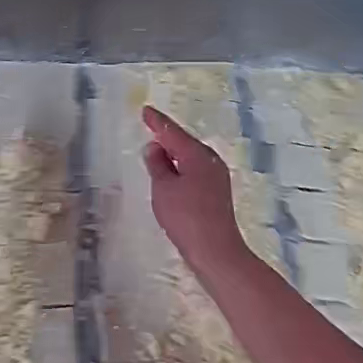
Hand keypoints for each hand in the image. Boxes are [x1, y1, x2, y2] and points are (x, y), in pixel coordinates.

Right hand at [142, 106, 249, 269]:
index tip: (145, 110)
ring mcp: (216, 177)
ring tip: (156, 149)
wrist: (216, 252)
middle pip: (184, 142)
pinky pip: (194, 169)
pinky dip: (180, 166)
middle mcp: (210, 161)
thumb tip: (154, 147)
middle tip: (150, 126)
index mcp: (197, 155)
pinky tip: (171, 172)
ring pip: (190, 156)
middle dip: (167, 135)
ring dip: (173, 152)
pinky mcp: (216, 192)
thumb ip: (157, 165)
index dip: (157, 121)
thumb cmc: (186, 217)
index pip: (172, 132)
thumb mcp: (163, 188)